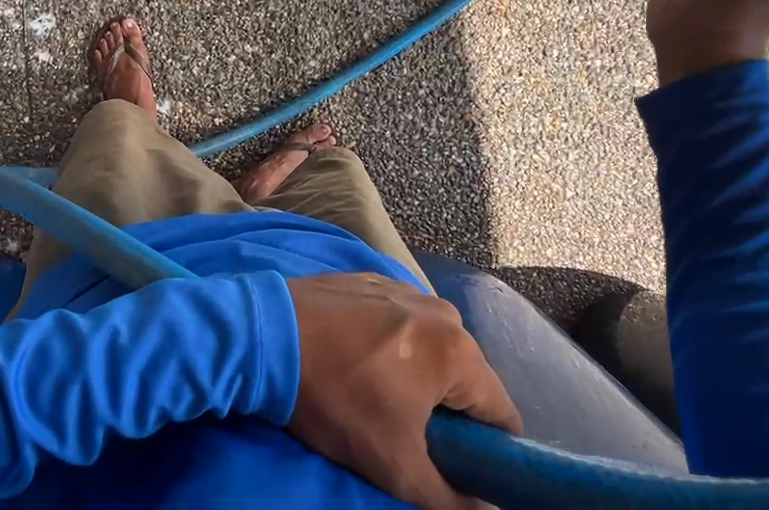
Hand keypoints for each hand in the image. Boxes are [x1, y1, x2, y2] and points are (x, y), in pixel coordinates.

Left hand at [286, 273, 522, 509]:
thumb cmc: (334, 397)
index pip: (503, 414)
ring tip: (375, 397)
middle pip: (467, 380)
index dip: (490, 451)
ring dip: (417, 379)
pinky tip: (356, 361)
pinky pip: (400, 324)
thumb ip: (450, 498)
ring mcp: (404, 289)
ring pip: (432, 350)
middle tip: (406, 434)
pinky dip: (391, 347)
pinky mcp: (370, 281)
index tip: (458, 466)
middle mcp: (441, 310)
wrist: (265, 334)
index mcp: (458, 350)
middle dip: (448, 413)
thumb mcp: (394, 465)